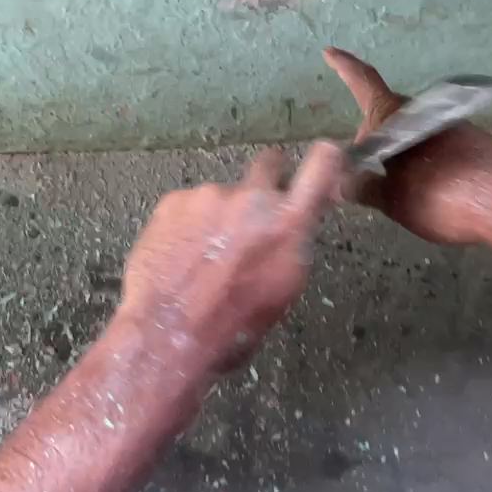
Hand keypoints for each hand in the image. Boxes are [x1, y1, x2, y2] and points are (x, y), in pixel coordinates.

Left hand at [118, 142, 346, 372]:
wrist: (167, 335)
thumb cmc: (231, 330)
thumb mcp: (280, 290)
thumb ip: (287, 246)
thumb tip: (286, 229)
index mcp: (289, 225)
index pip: (321, 167)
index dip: (324, 157)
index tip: (323, 156)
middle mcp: (254, 199)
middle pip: (268, 165)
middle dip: (266, 180)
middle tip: (250, 214)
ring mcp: (211, 194)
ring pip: (221, 196)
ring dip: (218, 215)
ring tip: (200, 256)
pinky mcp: (175, 199)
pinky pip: (188, 206)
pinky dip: (185, 224)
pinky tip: (176, 255)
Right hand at [323, 47, 491, 254]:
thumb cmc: (441, 198)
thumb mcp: (392, 201)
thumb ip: (364, 189)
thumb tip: (340, 181)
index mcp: (395, 118)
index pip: (364, 83)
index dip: (345, 66)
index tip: (330, 52)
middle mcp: (423, 113)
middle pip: (386, 116)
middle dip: (370, 138)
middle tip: (361, 170)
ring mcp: (452, 126)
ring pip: (412, 133)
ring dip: (398, 152)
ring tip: (397, 187)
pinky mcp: (475, 143)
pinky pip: (436, 145)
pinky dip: (424, 161)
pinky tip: (430, 190)